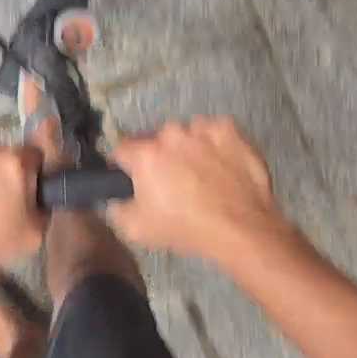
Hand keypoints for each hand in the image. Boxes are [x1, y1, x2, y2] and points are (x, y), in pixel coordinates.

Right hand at [108, 118, 288, 260]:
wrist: (242, 230)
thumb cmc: (186, 229)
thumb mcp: (136, 230)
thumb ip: (115, 207)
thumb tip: (114, 197)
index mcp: (145, 153)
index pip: (121, 149)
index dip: (124, 165)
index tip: (132, 179)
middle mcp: (170, 132)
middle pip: (156, 140)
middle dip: (159, 157)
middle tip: (171, 182)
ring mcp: (202, 128)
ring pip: (186, 134)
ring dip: (187, 148)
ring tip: (201, 174)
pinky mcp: (229, 129)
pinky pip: (214, 132)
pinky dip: (214, 144)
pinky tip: (221, 165)